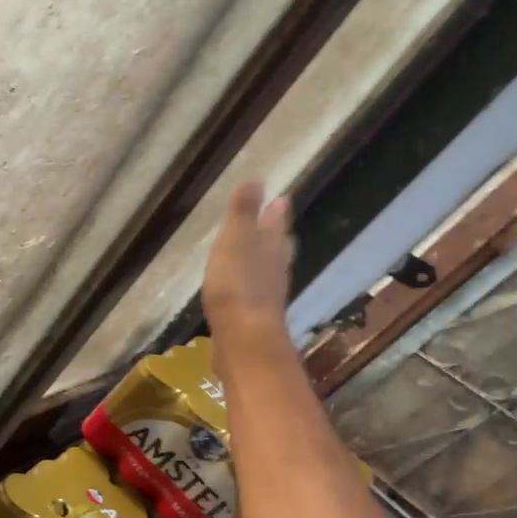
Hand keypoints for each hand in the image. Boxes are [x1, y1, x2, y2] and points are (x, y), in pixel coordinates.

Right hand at [202, 182, 293, 341]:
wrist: (244, 337)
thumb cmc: (237, 285)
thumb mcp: (235, 241)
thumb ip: (243, 213)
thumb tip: (257, 180)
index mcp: (270, 247)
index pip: (275, 223)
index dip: (275, 212)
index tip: (281, 198)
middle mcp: (274, 268)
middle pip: (277, 246)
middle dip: (273, 234)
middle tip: (273, 223)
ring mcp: (266, 294)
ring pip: (268, 269)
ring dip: (263, 259)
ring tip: (255, 253)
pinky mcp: (253, 316)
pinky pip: (254, 291)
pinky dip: (249, 283)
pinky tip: (239, 287)